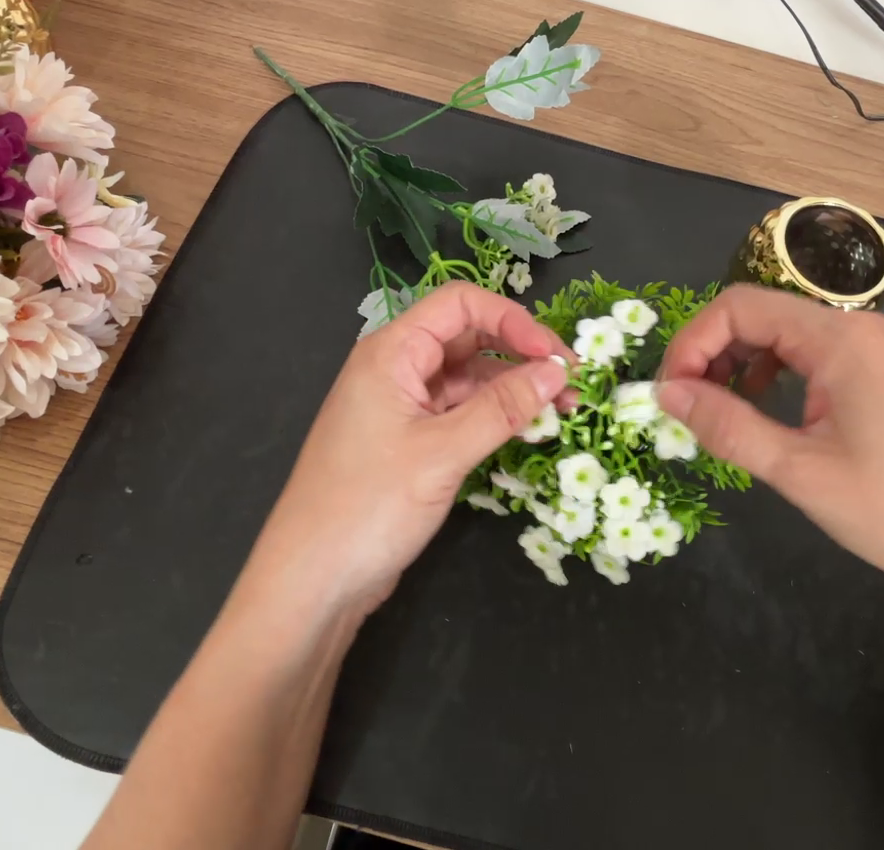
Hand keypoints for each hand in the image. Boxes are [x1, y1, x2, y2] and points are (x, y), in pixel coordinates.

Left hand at [243, 282, 574, 617]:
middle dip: (521, 354)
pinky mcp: (411, 441)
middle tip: (571, 382)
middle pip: (468, 338)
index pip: (459, 304)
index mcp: (391, 352)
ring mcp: (403, 407)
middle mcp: (396, 369)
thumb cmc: (368, 506)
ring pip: (469, 379)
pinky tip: (531, 430)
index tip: (553, 355)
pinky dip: (496, 417)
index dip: (512, 320)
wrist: (312, 579)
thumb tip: (557, 371)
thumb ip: (502, 408)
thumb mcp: (442, 453)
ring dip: (514, 389)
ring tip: (564, 410)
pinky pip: (461, 412)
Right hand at [656, 285, 883, 601]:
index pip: (740, 307)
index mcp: (839, 339)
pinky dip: (774, 378)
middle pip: (760, 315)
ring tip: (718, 413)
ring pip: (784, 337)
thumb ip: (727, 425)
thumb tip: (666, 393)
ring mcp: (875, 352)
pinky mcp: (883, 378)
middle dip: (711, 354)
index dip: (692, 343)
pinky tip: (766, 414)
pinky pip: (812, 359)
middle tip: (685, 407)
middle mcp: (858, 330)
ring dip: (740, 366)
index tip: (668, 394)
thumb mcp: (800, 471)